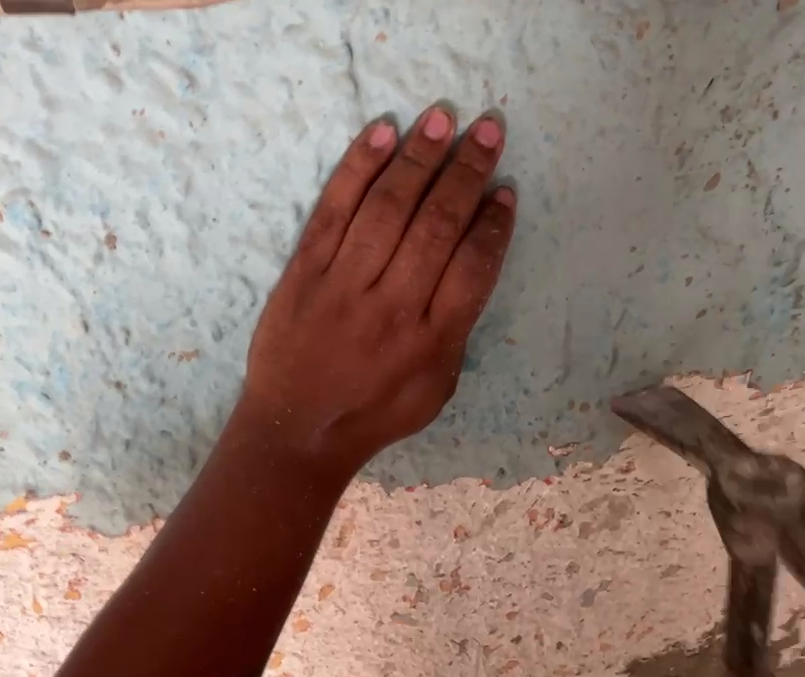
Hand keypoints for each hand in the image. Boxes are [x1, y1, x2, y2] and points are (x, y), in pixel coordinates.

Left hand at [235, 106, 516, 476]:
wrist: (298, 428)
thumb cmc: (375, 412)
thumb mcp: (435, 388)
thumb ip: (455, 331)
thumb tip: (470, 266)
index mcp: (432, 342)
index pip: (472, 268)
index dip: (493, 224)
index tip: (505, 192)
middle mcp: (392, 308)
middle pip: (437, 226)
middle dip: (467, 173)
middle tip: (487, 130)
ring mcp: (344, 287)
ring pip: (388, 208)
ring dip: (420, 157)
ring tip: (443, 120)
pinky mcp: (304, 271)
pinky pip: (335, 210)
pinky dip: (359, 168)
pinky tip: (384, 134)